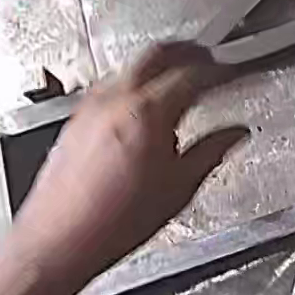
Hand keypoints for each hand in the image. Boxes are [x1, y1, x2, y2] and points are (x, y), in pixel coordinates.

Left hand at [4, 42, 249, 292]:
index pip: (193, 74)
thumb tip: (235, 133)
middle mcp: (115, 100)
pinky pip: (111, 87)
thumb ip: (211, 152)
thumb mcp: (178, 189)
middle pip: (158, 53)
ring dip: (159, 68)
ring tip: (180, 86)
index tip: (231, 73)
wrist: (59, 241)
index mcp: (147, 113)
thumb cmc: (111, 223)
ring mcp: (90, 106)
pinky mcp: (75, 119)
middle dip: (188, 52)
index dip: (219, 70)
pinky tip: (144, 111)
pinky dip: (135, 87)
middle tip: (208, 61)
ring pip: (132, 67)